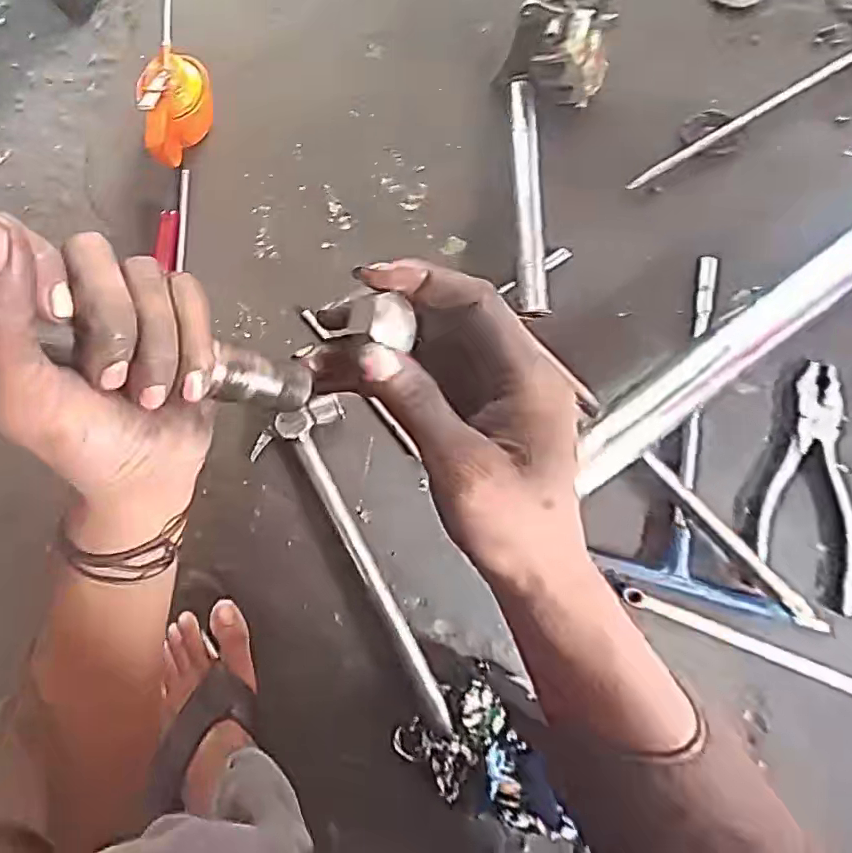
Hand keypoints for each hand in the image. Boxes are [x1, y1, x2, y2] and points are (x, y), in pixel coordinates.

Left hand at [0, 214, 216, 546]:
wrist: (147, 477)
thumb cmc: (77, 441)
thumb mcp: (20, 395)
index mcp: (27, 304)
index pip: (32, 240)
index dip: (51, 272)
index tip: (59, 319)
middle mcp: (77, 289)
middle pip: (97, 253)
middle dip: (114, 324)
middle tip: (112, 381)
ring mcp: (131, 296)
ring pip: (150, 276)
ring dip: (158, 349)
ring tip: (149, 397)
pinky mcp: (178, 309)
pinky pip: (189, 293)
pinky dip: (193, 345)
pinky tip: (185, 386)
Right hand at [309, 260, 583, 588]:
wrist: (532, 573)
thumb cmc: (514, 526)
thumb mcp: (462, 465)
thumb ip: (416, 404)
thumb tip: (370, 356)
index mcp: (525, 374)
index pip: (473, 302)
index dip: (420, 280)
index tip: (370, 278)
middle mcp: (503, 371)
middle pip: (438, 320)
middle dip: (380, 316)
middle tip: (332, 322)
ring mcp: (478, 389)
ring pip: (416, 348)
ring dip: (367, 349)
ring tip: (319, 357)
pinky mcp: (455, 408)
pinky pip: (409, 377)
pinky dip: (373, 377)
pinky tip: (335, 381)